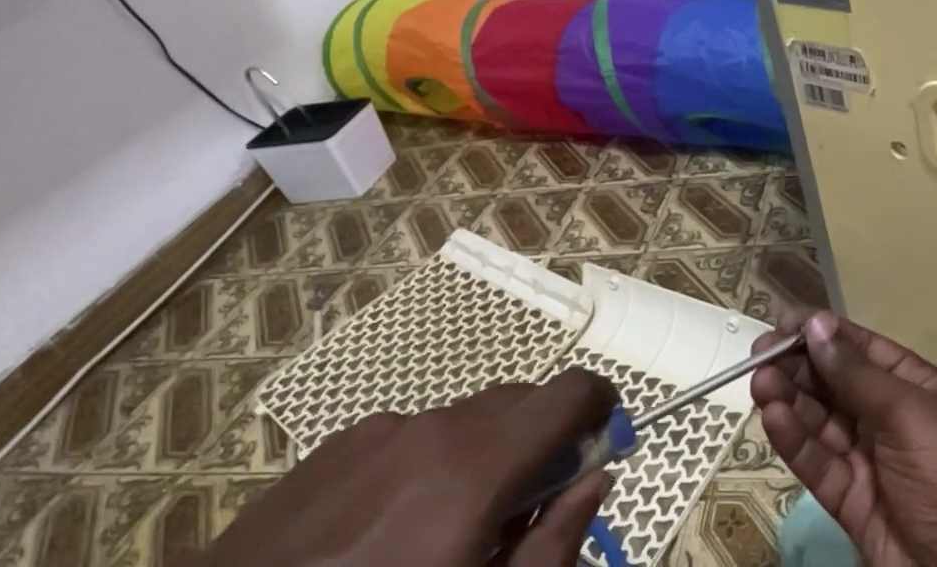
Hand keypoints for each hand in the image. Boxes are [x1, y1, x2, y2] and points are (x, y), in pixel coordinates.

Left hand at [196, 370, 615, 566]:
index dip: (602, 408)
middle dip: (545, 439)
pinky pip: (409, 436)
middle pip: (521, 402)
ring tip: (453, 528)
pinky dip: (430, 463)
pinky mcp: (333, 446)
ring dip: (486, 454)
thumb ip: (553, 542)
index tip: (602, 446)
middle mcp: (433, 429)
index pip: (571, 393)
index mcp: (476, 469)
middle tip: (533, 505)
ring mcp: (377, 431)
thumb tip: (597, 478)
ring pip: (465, 419)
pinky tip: (391, 528)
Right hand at [750, 309, 936, 566]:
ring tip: (759, 381)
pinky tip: (773, 416)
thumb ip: (858, 375)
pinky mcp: (851, 502)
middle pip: (838, 384)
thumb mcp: (912, 415)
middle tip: (760, 354)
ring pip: (822, 422)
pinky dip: (794, 440)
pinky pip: (818, 463)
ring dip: (790, 399)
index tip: (783, 322)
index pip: (865, 351)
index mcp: (919, 390)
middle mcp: (893, 420)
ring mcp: (871, 462)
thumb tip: (817, 325)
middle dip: (800, 365)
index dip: (825, 333)